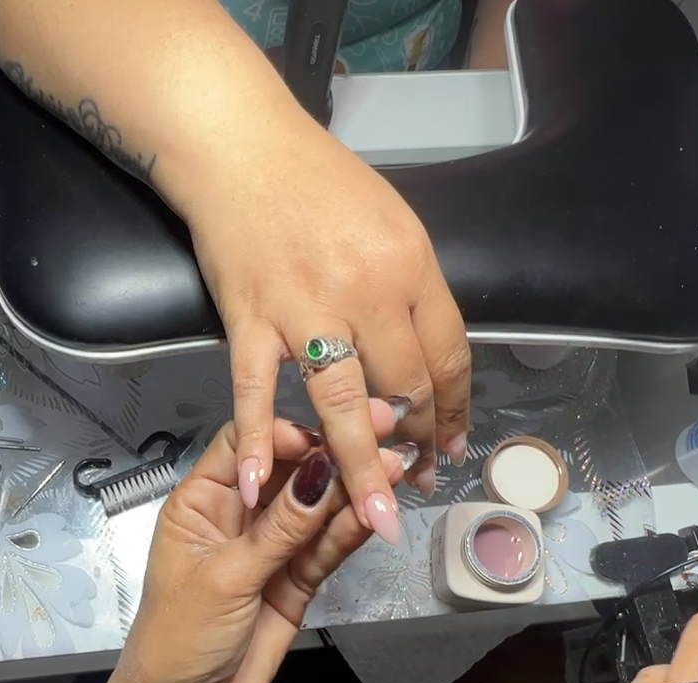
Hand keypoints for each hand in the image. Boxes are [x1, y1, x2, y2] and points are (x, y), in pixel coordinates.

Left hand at [106, 408, 408, 682]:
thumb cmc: (181, 636)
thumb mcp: (226, 578)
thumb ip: (279, 529)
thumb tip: (322, 473)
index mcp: (202, 501)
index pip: (243, 446)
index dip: (281, 434)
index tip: (323, 432)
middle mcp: (238, 515)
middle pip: (288, 471)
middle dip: (329, 453)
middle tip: (378, 429)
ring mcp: (271, 546)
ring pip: (315, 508)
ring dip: (351, 489)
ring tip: (394, 465)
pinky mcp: (296, 577)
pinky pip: (326, 546)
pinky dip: (351, 530)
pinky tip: (378, 508)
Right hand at [163, 118, 471, 546]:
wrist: (241, 150)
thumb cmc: (319, 182)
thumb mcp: (391, 223)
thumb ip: (409, 291)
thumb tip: (419, 359)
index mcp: (410, 264)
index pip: (448, 355)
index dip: (456, 410)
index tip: (456, 446)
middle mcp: (364, 291)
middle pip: (405, 389)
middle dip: (419, 445)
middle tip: (421, 484)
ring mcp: (303, 310)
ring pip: (342, 404)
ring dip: (364, 469)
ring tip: (379, 517)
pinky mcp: (249, 323)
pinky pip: (256, 392)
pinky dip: (257, 441)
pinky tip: (261, 487)